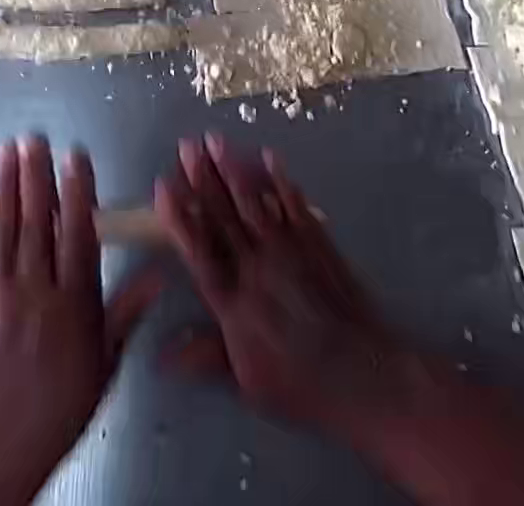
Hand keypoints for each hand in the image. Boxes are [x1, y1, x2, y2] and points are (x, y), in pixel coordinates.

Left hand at [0, 137, 159, 505]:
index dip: (77, 190)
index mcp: (73, 303)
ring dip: (6, 186)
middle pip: (36, 221)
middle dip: (36, 175)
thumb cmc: (57, 409)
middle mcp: (34, 291)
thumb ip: (126, 313)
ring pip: (2, 229)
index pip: (78, 232)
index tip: (76, 156)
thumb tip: (159, 272)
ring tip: (8, 150)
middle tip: (35, 138)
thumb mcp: (102, 366)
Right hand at [154, 132, 412, 440]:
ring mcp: (288, 248)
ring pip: (254, 202)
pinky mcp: (316, 242)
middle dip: (202, 178)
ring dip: (233, 169)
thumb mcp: (247, 380)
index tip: (163, 185)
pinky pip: (295, 204)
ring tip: (216, 140)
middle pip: (223, 215)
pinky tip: (269, 157)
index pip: (199, 249)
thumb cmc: (301, 383)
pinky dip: (281, 179)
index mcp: (233, 300)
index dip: (179, 216)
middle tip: (187, 146)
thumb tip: (161, 356)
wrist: (363, 373)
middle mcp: (256, 265)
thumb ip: (205, 357)